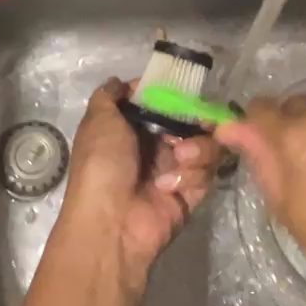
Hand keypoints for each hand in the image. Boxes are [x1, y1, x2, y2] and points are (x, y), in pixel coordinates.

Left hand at [56, 79, 220, 291]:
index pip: (163, 102)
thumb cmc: (101, 165)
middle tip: (197, 121)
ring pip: (205, 144)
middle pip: (190, 121)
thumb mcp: (98, 120)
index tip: (185, 88)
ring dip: (196, 147)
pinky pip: (207, 172)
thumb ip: (111, 95)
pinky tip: (170, 186)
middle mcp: (156, 146)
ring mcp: (176, 169)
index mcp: (133, 128)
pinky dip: (192, 175)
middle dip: (195, 118)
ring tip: (179, 157)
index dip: (174, 93)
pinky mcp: (192, 193)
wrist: (111, 224)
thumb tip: (123, 82)